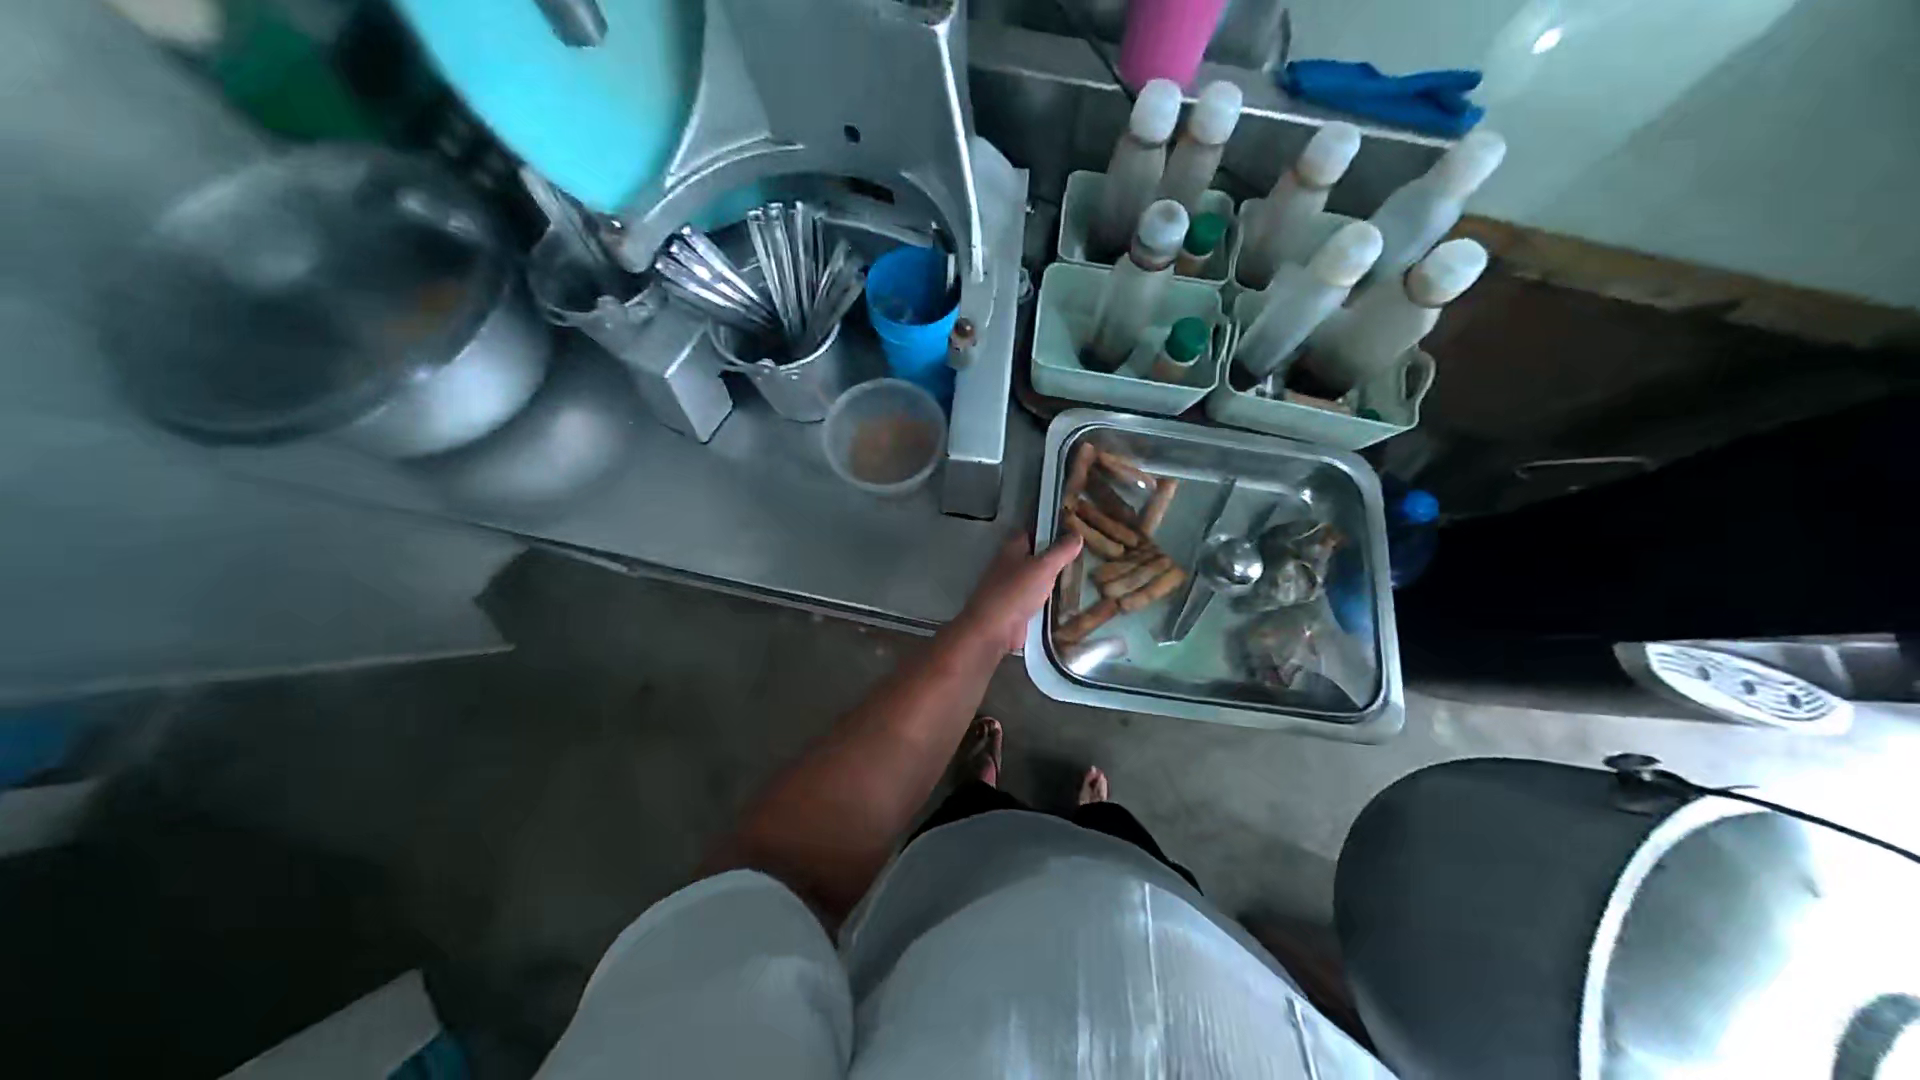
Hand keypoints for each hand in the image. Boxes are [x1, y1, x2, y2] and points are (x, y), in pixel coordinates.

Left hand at [953, 532, 1083, 653]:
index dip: (1053, 531)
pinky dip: (1051, 600)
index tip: (1076, 533)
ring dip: (1056, 580)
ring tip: (1085, 577)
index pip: (1034, 532)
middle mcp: (1010, 565)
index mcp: (1013, 548)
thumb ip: (1061, 551)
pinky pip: (1038, 599)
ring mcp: (1012, 588)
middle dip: (1058, 557)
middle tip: (1086, 557)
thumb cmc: (1016, 592)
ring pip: (1039, 579)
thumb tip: (1077, 534)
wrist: (994, 630)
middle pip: (1038, 556)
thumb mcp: (1043, 567)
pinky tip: (1071, 601)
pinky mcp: (1017, 608)